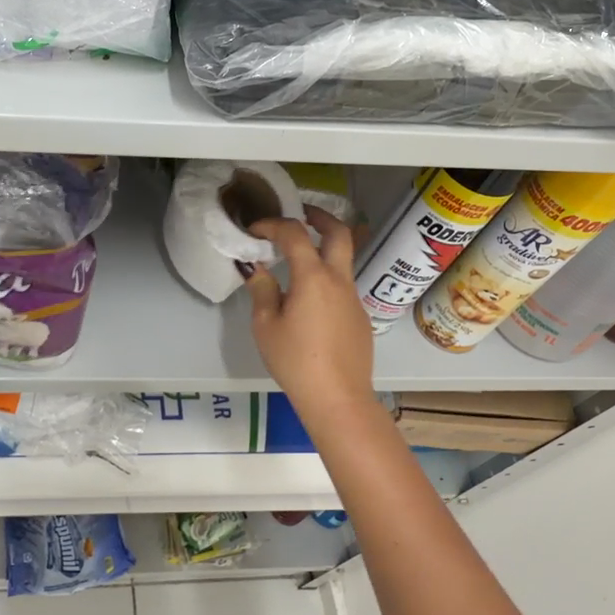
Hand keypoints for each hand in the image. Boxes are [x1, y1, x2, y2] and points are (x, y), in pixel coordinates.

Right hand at [247, 207, 376, 425]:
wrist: (338, 398)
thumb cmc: (296, 361)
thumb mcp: (266, 325)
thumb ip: (262, 290)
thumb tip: (257, 268)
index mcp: (313, 277)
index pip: (294, 234)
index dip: (272, 224)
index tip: (254, 230)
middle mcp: (339, 280)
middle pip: (339, 233)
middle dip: (319, 218)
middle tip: (301, 215)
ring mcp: (354, 299)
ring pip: (344, 260)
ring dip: (325, 249)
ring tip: (299, 258)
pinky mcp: (360, 318)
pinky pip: (343, 287)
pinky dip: (327, 278)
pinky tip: (309, 301)